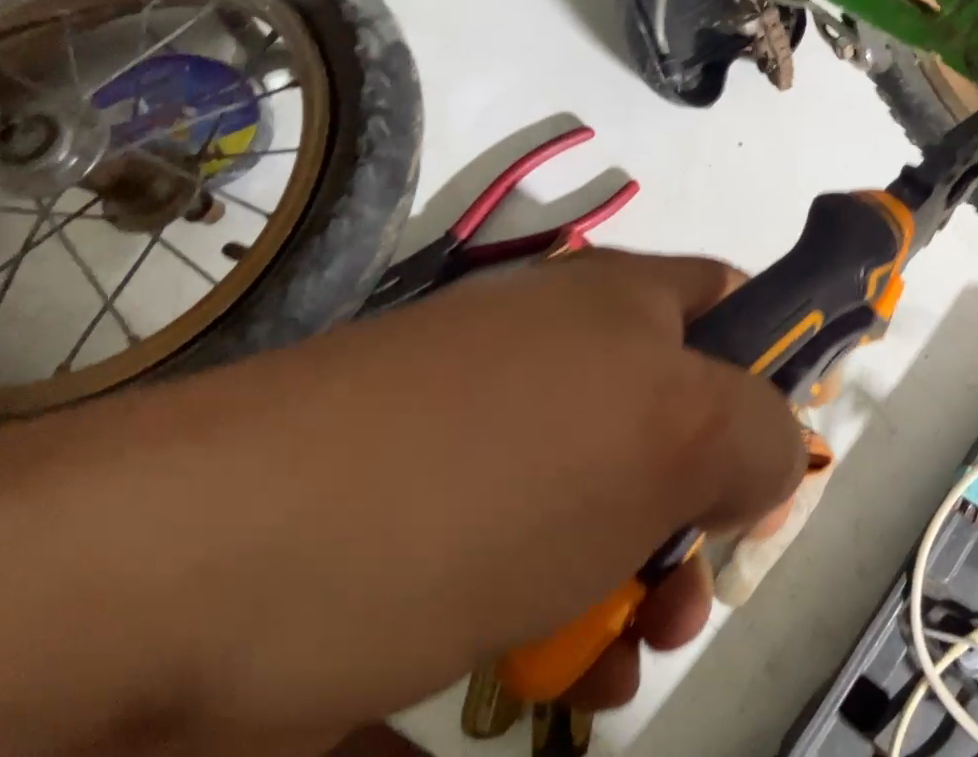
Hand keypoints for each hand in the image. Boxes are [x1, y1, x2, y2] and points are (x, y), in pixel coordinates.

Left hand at [0, 249, 804, 754]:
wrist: (188, 575)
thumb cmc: (483, 477)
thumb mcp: (673, 438)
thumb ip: (766, 431)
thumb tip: (777, 455)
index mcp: (621, 307)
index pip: (737, 301)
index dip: (783, 361)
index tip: (789, 449)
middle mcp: (559, 360)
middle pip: (683, 425)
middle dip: (711, 514)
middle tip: (699, 582)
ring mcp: (489, 444)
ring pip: (615, 510)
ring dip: (643, 588)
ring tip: (625, 650)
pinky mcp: (428, 523)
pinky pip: (537, 562)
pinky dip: (567, 621)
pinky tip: (560, 676)